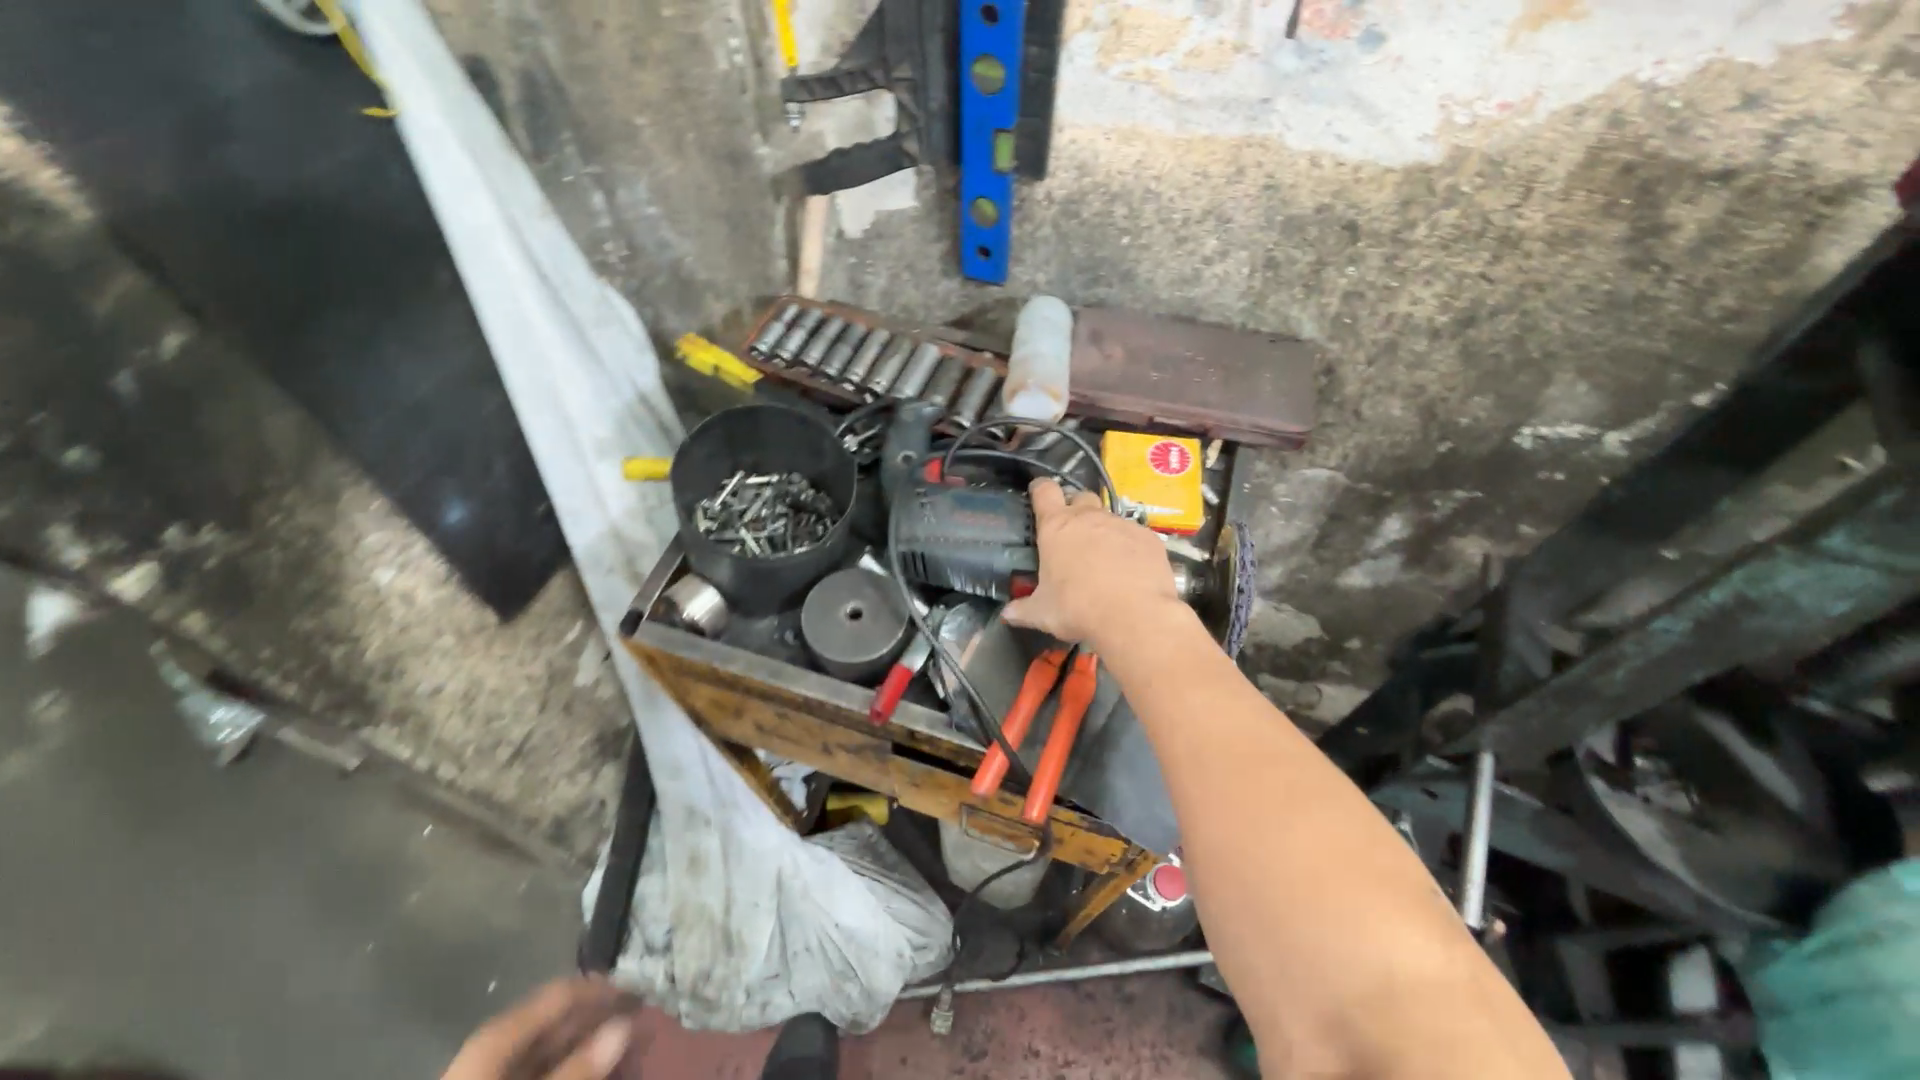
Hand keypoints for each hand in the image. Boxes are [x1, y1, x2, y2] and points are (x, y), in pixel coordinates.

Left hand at [441, 977, 633, 1079]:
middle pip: (560, 1025)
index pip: (560, 995)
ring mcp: (500, 1076)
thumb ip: (578, 1070)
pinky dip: (577, 1075)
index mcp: (498, 1040)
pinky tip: (602, 1077)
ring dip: (595, 1056)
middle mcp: (499, 1052)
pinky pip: (549, 1076)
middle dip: (605, 1027)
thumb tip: (625, 1025)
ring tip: (634, 1062)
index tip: (644, 993)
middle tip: (647, 1033)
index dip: (603, 990)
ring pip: (557, 1054)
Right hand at [1002, 478, 1182, 645]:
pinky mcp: (1148, 538)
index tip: (1038, 493)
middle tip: (1072, 533)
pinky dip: (1129, 547)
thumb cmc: (1078, 608)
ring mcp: (1122, 524)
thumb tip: (1008, 614)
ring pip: (1109, 517)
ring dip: (1103, 531)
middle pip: (1080, 496)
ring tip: (1104, 559)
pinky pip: (1134, 535)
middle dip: (1075, 508)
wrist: (1135, 615)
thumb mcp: (1043, 613)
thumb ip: (1023, 609)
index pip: (1044, 491)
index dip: (1040, 489)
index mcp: (1056, 527)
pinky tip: (1130, 570)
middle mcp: (1089, 517)